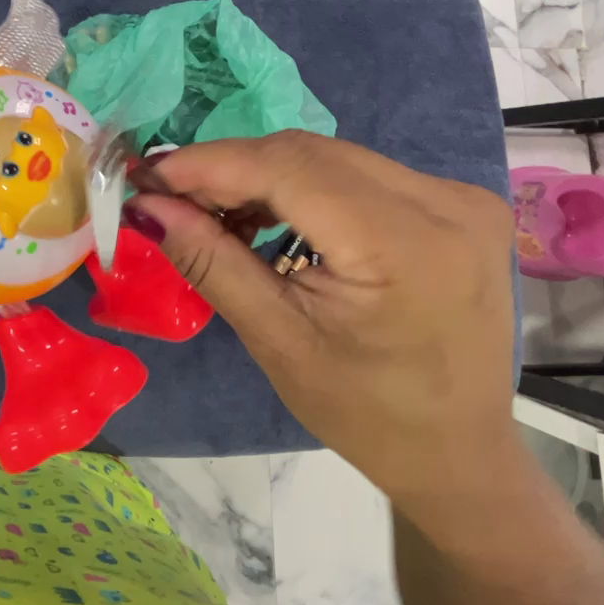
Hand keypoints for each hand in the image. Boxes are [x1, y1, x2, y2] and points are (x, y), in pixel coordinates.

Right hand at [125, 132, 518, 518]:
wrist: (457, 451)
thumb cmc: (364, 411)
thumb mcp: (275, 338)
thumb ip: (209, 259)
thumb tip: (146, 206)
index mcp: (407, 246)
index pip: (289, 168)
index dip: (211, 163)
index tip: (149, 176)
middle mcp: (445, 203)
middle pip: (308, 153)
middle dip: (229, 168)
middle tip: (171, 197)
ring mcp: (457, 197)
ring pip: (328, 155)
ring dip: (261, 173)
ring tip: (213, 209)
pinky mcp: (455, 201)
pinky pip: (355, 170)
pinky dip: (299, 183)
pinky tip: (268, 213)